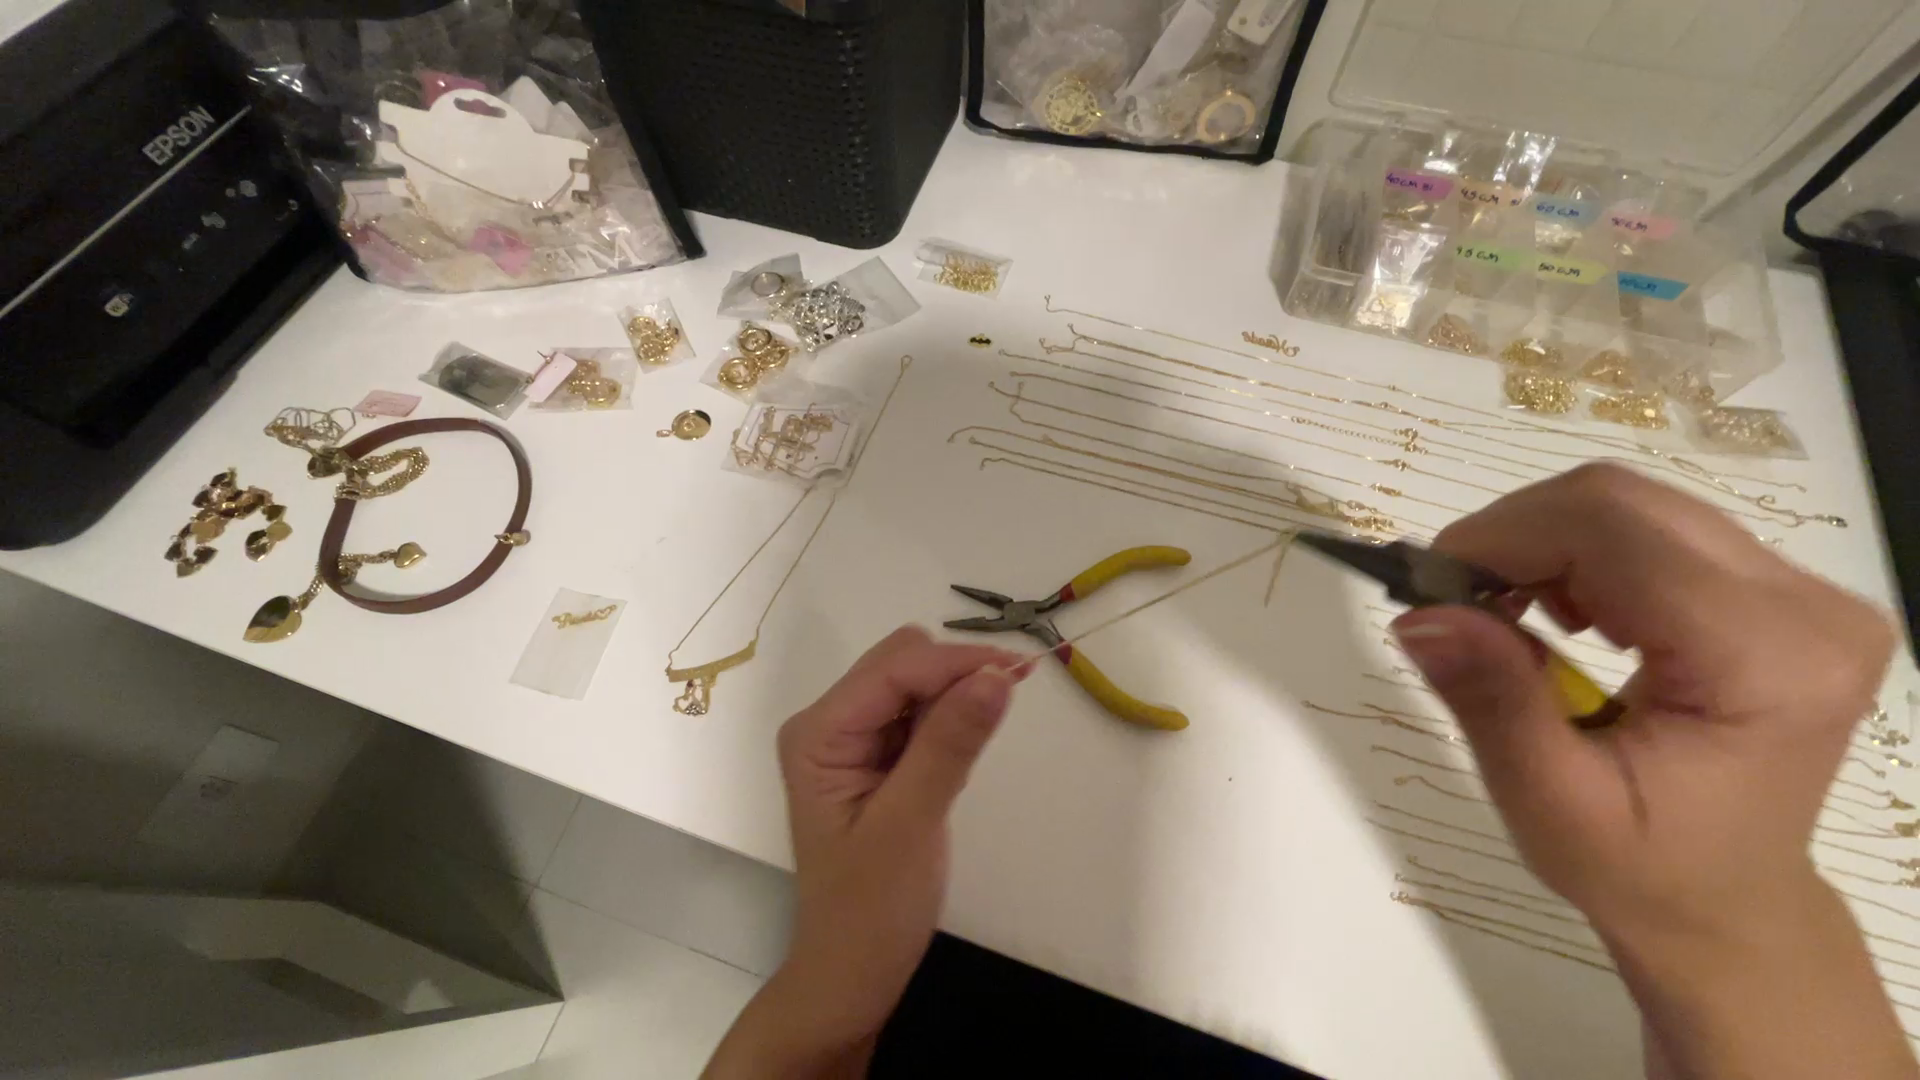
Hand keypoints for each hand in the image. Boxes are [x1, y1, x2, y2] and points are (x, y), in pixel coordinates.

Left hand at [704, 627, 1024, 1078]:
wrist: (854, 972)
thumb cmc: (871, 909)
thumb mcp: (911, 823)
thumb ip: (951, 743)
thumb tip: (998, 675)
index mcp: (818, 732)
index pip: (894, 669)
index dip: (956, 662)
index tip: (1020, 669)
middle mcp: (829, 722)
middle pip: (901, 662)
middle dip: (955, 673)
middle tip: (1007, 699)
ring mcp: (852, 737)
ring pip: (914, 681)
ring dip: (955, 695)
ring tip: (975, 746)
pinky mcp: (876, 754)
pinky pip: (920, 712)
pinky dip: (949, 719)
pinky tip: (959, 756)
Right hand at [1392, 463, 1909, 1078]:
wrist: (1723, 899)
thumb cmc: (1639, 865)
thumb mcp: (1548, 799)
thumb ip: (1491, 700)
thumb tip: (1420, 615)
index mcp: (1765, 661)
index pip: (1612, 536)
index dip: (1500, 541)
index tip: (1426, 586)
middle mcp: (1805, 606)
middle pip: (1618, 501)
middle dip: (1510, 535)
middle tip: (1454, 599)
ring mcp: (1799, 590)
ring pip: (1625, 502)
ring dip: (1535, 541)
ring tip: (1504, 610)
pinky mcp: (1772, 588)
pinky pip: (1642, 525)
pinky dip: (1568, 549)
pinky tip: (1557, 609)